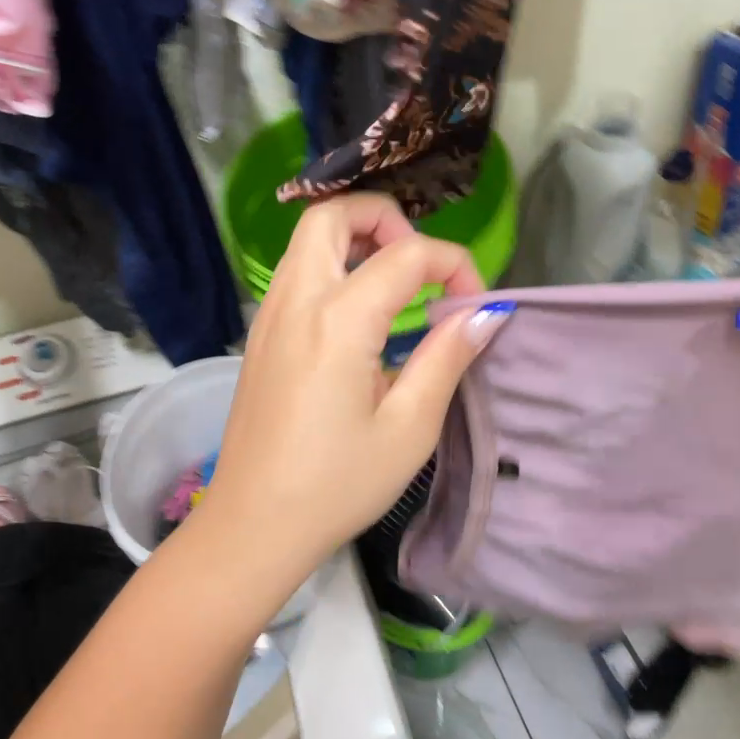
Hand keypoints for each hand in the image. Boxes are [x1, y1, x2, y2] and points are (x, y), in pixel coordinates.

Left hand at [199, 193, 507, 571]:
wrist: (253, 523)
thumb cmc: (336, 484)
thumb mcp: (408, 428)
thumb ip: (447, 357)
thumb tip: (486, 313)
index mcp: (337, 319)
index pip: (406, 254)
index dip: (453, 265)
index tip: (474, 305)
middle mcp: (295, 300)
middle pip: (332, 215)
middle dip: (386, 219)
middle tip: (419, 268)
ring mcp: (269, 315)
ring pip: (306, 239)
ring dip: (355, 239)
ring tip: (396, 285)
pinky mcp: (260, 336)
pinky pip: (295, 272)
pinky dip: (331, 265)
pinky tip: (359, 316)